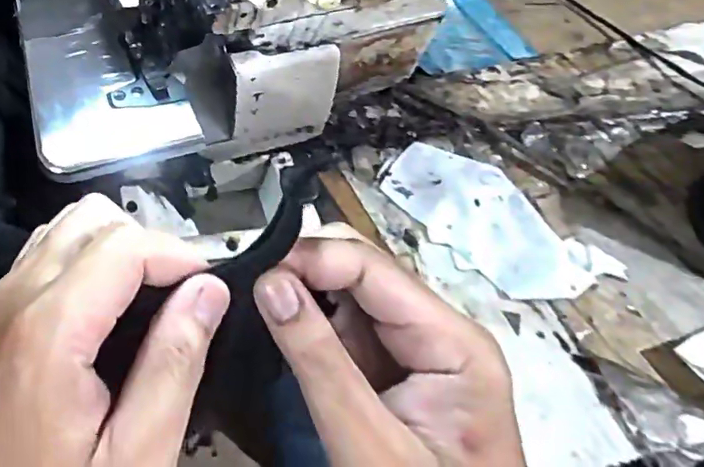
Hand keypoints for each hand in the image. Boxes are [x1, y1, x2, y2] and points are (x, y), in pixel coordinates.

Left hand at [0, 194, 230, 466]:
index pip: (123, 243)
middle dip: (146, 241)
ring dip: (114, 242)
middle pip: (92, 217)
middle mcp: (17, 292)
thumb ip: (172, 365)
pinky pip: (45, 248)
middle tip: (182, 293)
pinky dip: (83, 252)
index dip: (177, 253)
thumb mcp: (132, 459)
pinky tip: (106, 301)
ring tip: (150, 295)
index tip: (212, 285)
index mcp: (49, 325)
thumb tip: (209, 291)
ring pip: (66, 223)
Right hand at [253, 225, 522, 466]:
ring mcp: (415, 344)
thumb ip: (321, 362)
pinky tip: (277, 321)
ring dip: (299, 287)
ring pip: (344, 286)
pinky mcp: (390, 363)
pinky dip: (306, 314)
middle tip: (249, 282)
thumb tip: (269, 281)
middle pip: (358, 266)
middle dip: (301, 266)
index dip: (308, 256)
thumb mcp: (371, 447)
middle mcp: (438, 330)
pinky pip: (341, 318)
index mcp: (454, 342)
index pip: (368, 264)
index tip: (254, 269)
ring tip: (255, 296)